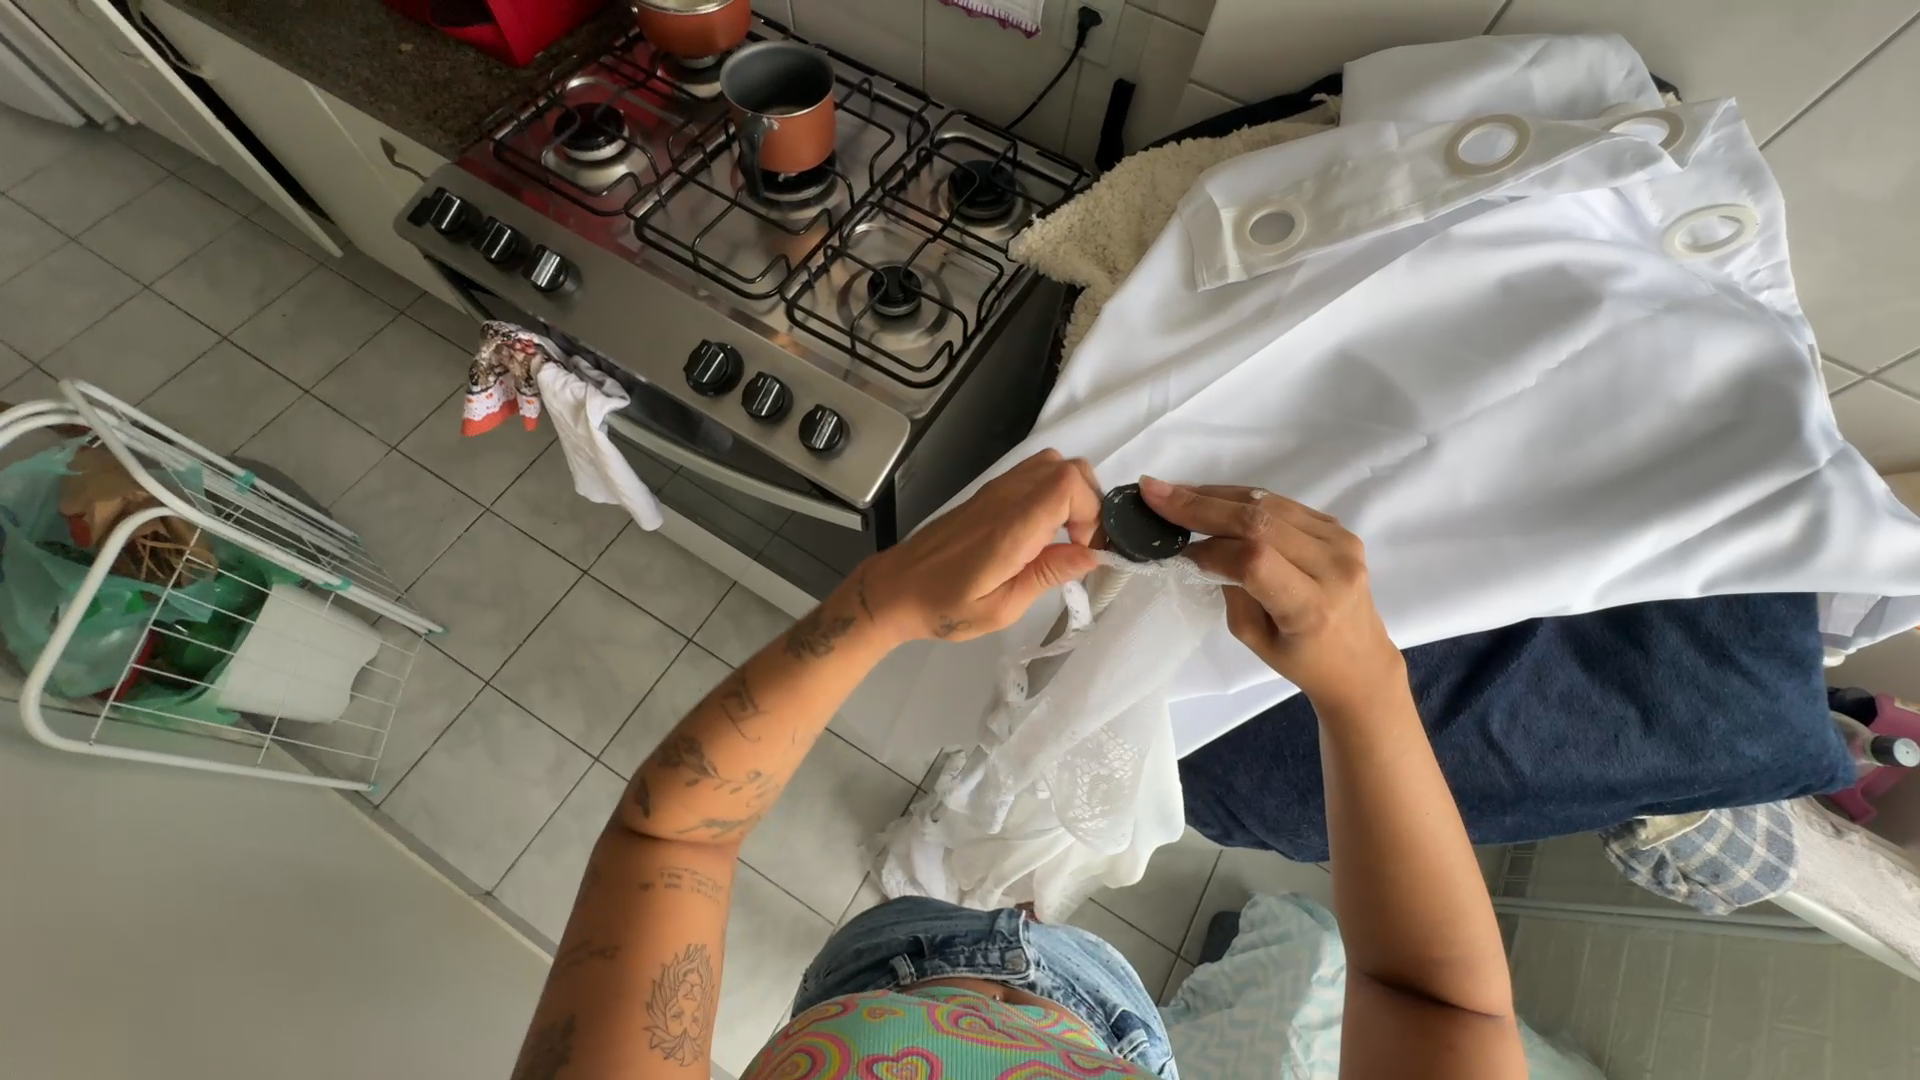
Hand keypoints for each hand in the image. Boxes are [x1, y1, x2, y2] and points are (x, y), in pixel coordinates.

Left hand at [860, 450, 1101, 643]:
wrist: (896, 588)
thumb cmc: (945, 606)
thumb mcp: (1001, 607)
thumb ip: (1048, 575)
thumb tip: (1093, 555)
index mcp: (1010, 527)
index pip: (1068, 484)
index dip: (1092, 512)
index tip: (1086, 549)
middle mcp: (1005, 497)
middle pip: (1068, 468)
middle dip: (1089, 504)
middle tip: (1080, 546)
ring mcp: (995, 490)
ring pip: (1052, 465)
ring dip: (1072, 497)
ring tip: (1065, 538)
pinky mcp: (987, 493)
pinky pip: (1032, 475)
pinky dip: (1051, 494)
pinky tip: (1041, 532)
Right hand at [1138, 477, 1402, 705]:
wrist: (1361, 662)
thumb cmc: (1300, 660)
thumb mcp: (1252, 636)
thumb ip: (1230, 587)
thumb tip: (1201, 546)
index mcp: (1311, 607)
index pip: (1255, 561)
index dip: (1209, 546)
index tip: (1171, 543)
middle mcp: (1333, 568)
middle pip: (1259, 521)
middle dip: (1200, 505)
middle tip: (1154, 491)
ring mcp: (1341, 542)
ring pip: (1268, 503)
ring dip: (1216, 495)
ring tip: (1175, 492)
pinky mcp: (1338, 528)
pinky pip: (1281, 504)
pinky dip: (1240, 499)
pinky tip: (1210, 498)